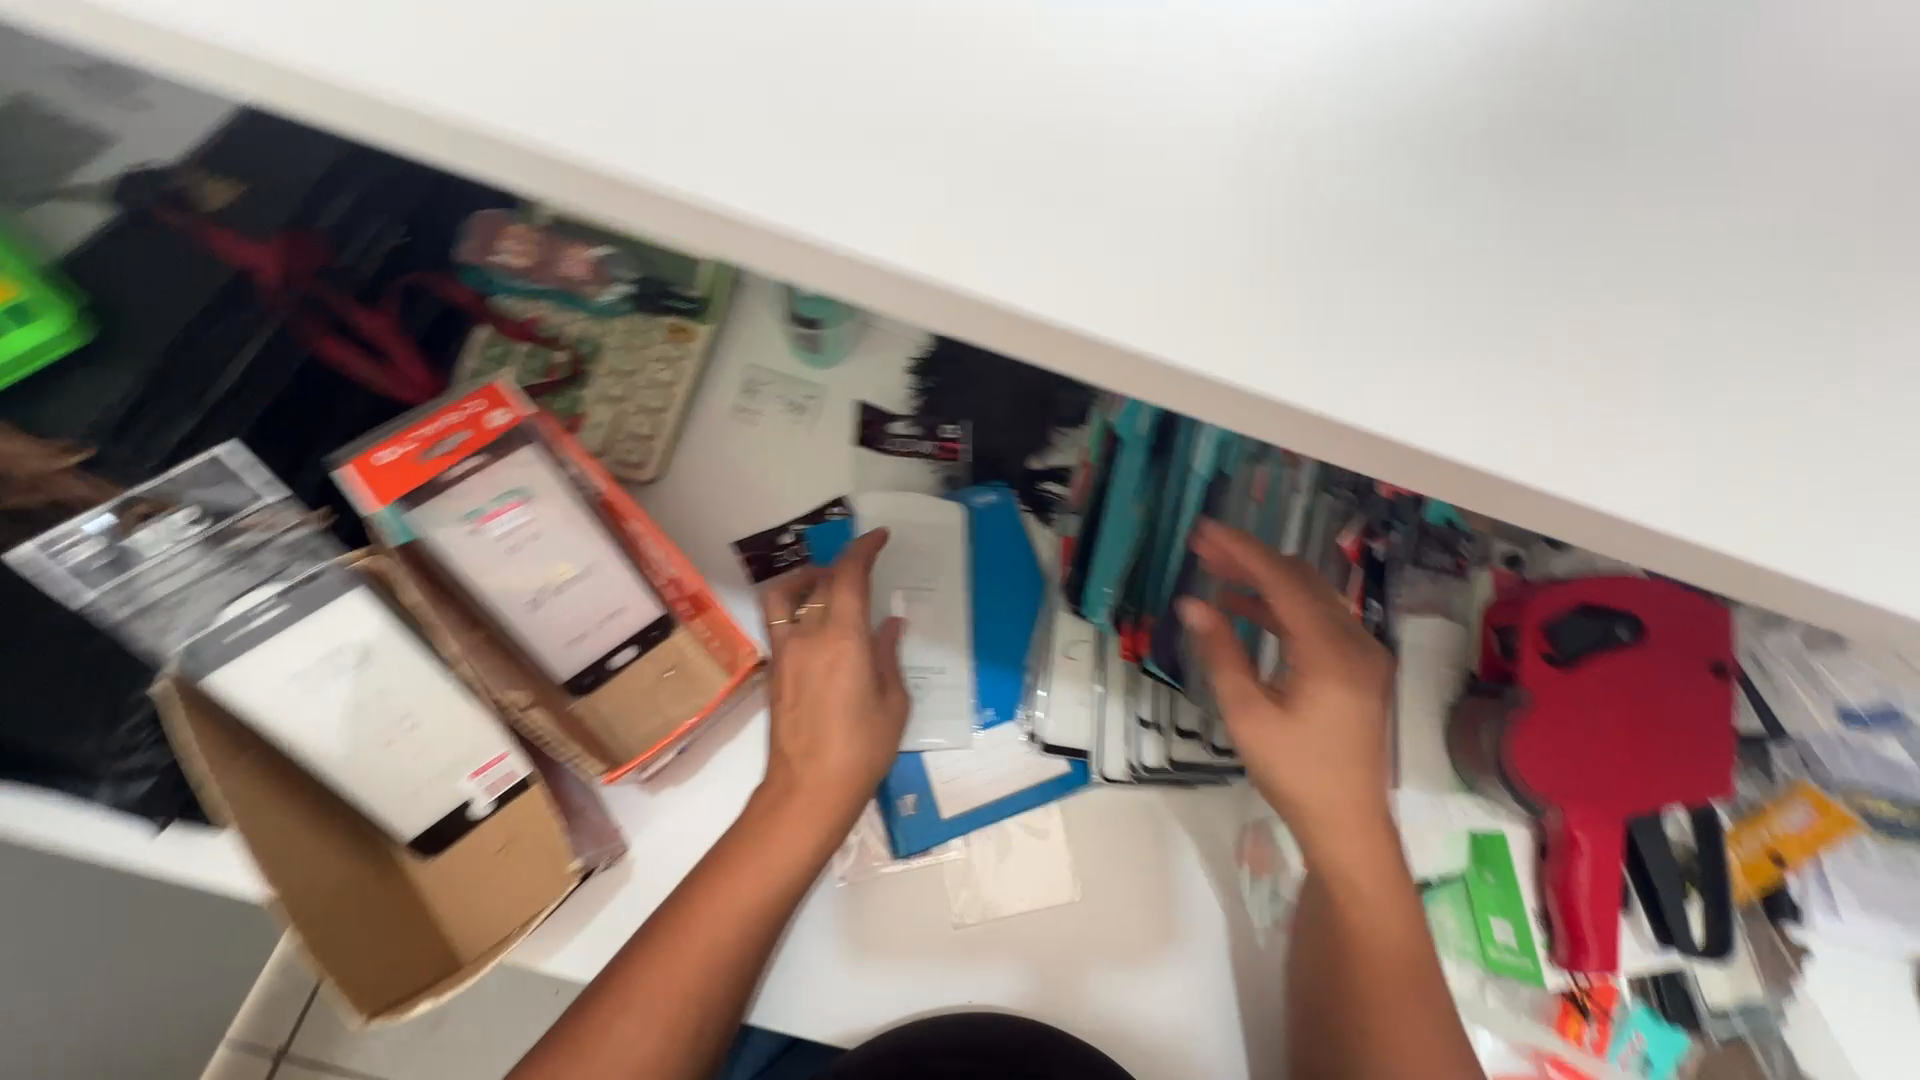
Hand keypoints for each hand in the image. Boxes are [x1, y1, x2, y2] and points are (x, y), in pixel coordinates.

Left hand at [756, 528, 909, 828]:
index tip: (879, 538)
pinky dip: (796, 607)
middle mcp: (807, 636)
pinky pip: (779, 621)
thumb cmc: (862, 750)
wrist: (808, 790)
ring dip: (804, 580)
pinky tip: (818, 626)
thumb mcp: (892, 702)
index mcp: (842, 639)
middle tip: (862, 567)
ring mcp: (784, 652)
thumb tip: (889, 625)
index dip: (863, 550)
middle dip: (841, 565)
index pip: (848, 576)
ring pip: (783, 595)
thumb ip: (888, 656)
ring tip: (826, 588)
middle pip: (817, 580)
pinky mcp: (774, 670)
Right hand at [1177, 520, 1395, 852]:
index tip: (1205, 532)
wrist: (1347, 823)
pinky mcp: (1359, 668)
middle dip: (1251, 560)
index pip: (1283, 581)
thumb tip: (1192, 603)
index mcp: (1331, 651)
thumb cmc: (1294, 773)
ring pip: (1311, 597)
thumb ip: (1221, 653)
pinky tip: (1243, 610)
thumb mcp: (1247, 714)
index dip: (1242, 552)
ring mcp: (1363, 653)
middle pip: (1301, 580)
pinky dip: (1282, 609)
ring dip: (1265, 582)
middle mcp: (1356, 641)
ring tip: (1216, 572)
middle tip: (1203, 548)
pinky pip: (1319, 621)